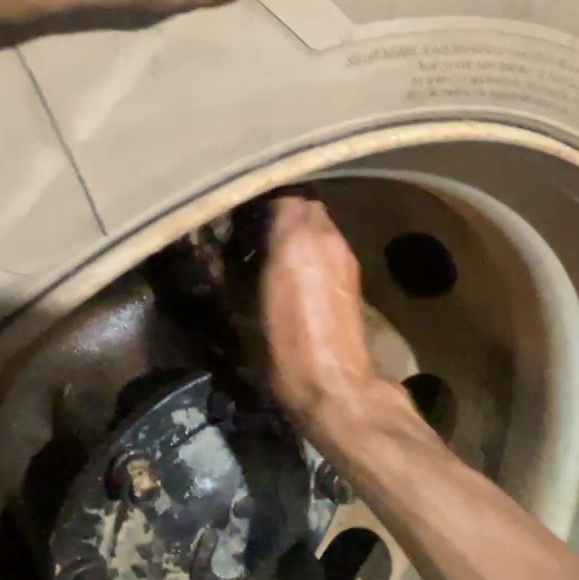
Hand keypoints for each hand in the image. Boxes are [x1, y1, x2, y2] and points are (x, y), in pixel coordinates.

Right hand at [255, 193, 396, 435]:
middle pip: (305, 204)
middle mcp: (324, 236)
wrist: (335, 383)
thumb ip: (236, 272)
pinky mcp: (355, 272)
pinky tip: (301, 268)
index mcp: (294, 240)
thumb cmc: (284, 349)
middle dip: (284, 211)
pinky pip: (332, 242)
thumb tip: (223, 253)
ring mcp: (344, 253)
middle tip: (261, 230)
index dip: (261, 204)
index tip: (244, 218)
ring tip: (279, 249)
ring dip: (302, 228)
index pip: (280, 195)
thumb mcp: (246, 312)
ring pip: (322, 222)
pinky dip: (316, 245)